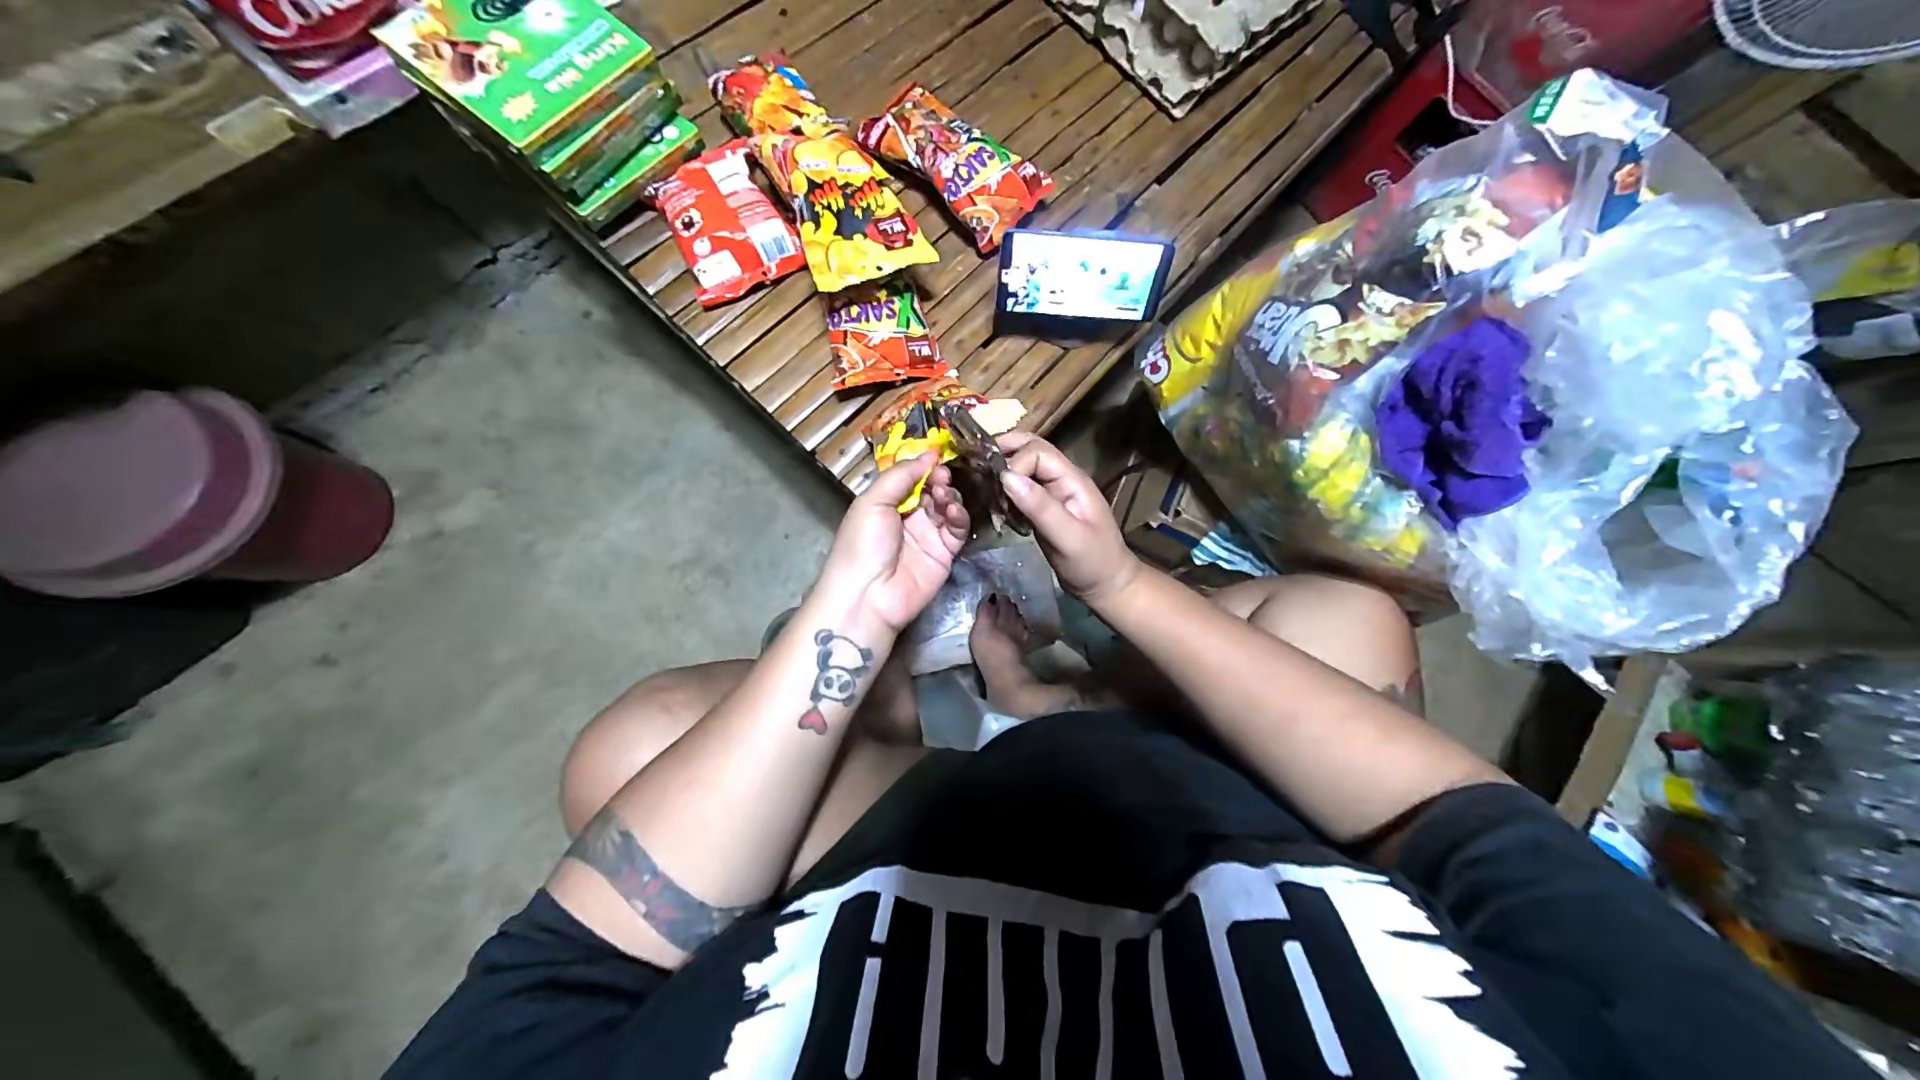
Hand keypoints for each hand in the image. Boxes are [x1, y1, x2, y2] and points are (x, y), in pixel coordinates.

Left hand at [817, 454, 970, 632]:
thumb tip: (928, 452)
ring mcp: (928, 535)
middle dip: (939, 478)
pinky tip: (953, 511)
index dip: (924, 465)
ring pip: (948, 505)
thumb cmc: (862, 545)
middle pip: (932, 489)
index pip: (910, 476)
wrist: (869, 596)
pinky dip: (959, 516)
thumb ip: (900, 475)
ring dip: (949, 495)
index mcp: (886, 502)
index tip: (936, 455)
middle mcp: (908, 516)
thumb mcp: (872, 502)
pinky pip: (958, 529)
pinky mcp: (945, 553)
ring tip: (944, 494)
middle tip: (942, 476)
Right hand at [995, 433, 1142, 606]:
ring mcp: (1051, 492)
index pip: (1037, 452)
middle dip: (1003, 451)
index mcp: (1072, 479)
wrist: (1106, 586)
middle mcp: (1061, 479)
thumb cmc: (1093, 562)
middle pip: (1030, 449)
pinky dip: (1004, 490)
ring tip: (980, 483)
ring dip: (1001, 470)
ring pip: (1023, 467)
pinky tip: (992, 503)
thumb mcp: (1069, 537)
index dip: (1014, 463)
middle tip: (976, 466)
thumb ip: (1040, 507)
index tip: (997, 486)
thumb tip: (1006, 477)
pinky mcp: (1042, 508)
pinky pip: (1020, 488)